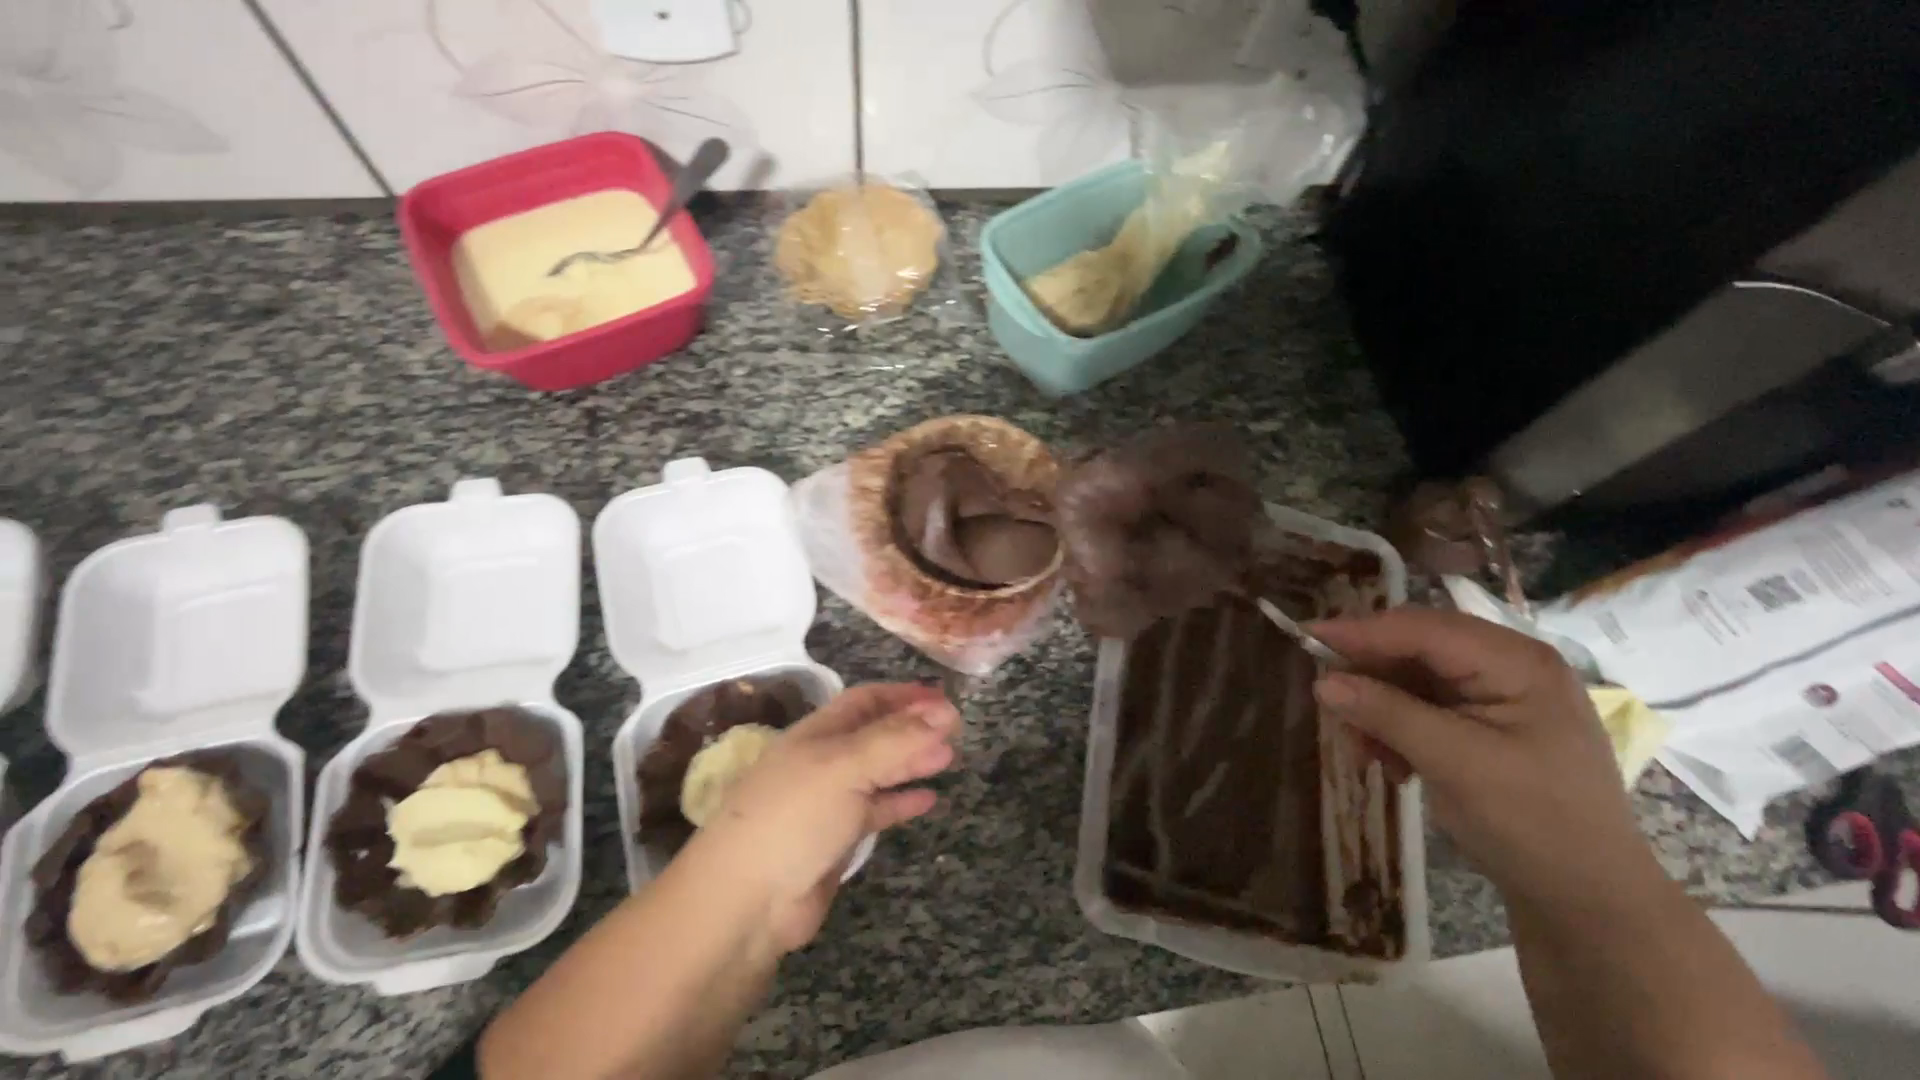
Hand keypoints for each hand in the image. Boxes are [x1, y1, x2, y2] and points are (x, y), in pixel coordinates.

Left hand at [673, 683, 958, 953]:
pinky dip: (901, 802)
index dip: (904, 696)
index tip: (946, 700)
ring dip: (911, 762)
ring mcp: (827, 802)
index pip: (866, 700)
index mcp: (817, 734)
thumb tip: (945, 712)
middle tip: (957, 730)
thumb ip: (895, 740)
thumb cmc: (793, 818)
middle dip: (913, 728)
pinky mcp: (834, 840)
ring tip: (949, 758)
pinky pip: (875, 812)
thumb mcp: (845, 767)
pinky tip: (929, 801)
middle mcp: (822, 762)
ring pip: (877, 772)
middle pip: (874, 734)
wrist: (748, 901)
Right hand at [1311, 610, 1658, 909]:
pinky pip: (1426, 708)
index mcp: (1517, 662)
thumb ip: (1388, 715)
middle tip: (1326, 703)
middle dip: (1370, 675)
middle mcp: (1510, 665)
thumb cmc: (1533, 824)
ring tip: (1362, 751)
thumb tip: (1323, 682)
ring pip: (1415, 679)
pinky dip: (1398, 729)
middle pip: (1417, 648)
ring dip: (1380, 709)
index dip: (1360, 631)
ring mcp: (1501, 695)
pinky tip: (1390, 764)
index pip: (1423, 629)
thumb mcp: (1455, 764)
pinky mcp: (1489, 725)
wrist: (1589, 899)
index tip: (1304, 637)